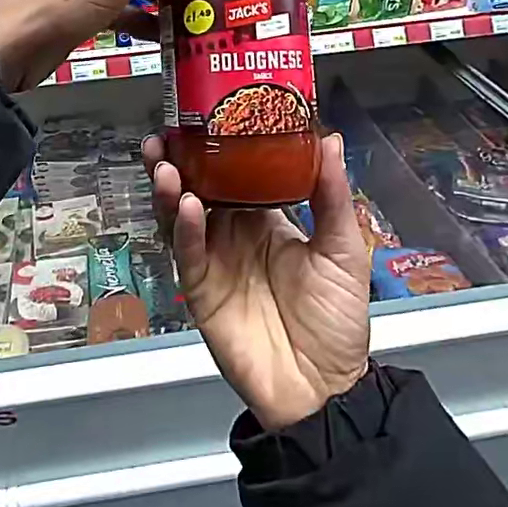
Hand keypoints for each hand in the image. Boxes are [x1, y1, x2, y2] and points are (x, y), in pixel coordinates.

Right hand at [144, 133, 371, 431]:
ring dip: (169, 189)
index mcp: (262, 219)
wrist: (323, 387)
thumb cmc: (336, 320)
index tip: (203, 119)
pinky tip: (185, 206)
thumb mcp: (343, 249)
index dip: (213, 149)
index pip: (230, 174)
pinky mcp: (200, 289)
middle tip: (164, 136)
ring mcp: (213, 260)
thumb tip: (329, 139)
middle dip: (176, 162)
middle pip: (195, 189)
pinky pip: (188, 254)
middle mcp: (231, 233)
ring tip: (164, 163)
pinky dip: (184, 229)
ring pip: (180, 217)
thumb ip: (332, 196)